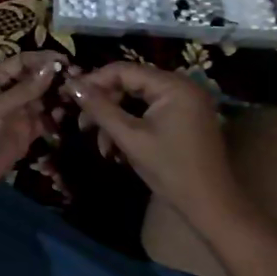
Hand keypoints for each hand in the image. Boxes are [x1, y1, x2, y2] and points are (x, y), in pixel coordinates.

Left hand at [0, 51, 64, 199]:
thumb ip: (26, 88)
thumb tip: (52, 66)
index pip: (21, 62)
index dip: (42, 59)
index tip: (66, 60)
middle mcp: (8, 92)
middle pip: (35, 80)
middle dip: (55, 79)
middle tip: (80, 80)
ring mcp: (18, 112)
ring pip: (43, 100)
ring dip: (59, 98)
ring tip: (78, 98)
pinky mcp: (26, 132)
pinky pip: (45, 121)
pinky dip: (58, 118)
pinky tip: (73, 116)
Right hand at [65, 62, 240, 218]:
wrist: (209, 204)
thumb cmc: (169, 168)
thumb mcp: (129, 137)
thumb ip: (100, 108)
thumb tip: (71, 85)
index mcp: (173, 86)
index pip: (123, 70)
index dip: (93, 81)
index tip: (68, 95)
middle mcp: (182, 86)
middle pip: (129, 83)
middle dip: (104, 103)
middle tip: (82, 124)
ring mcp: (185, 102)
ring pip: (136, 99)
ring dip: (114, 117)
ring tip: (100, 143)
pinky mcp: (184, 117)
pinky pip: (148, 111)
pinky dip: (129, 124)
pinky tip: (116, 146)